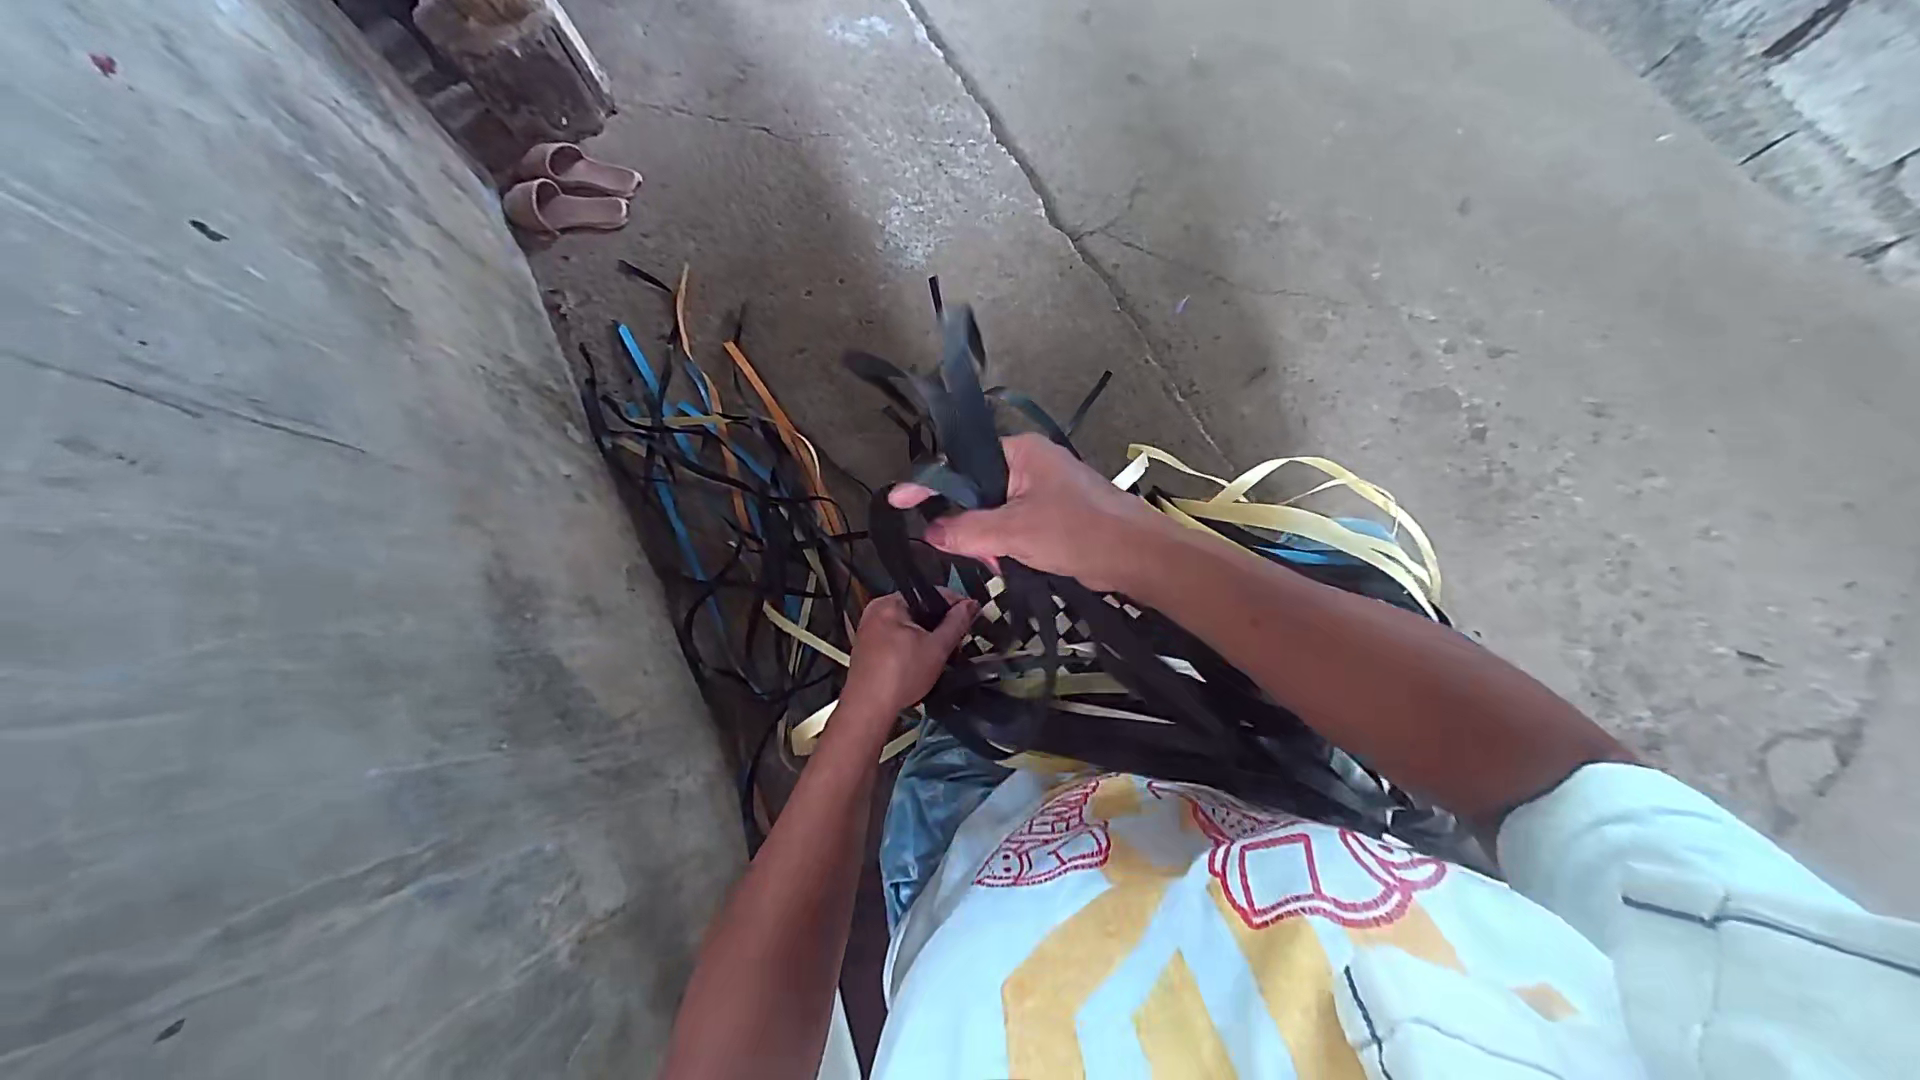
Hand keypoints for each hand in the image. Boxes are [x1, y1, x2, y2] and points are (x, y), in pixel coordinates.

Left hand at [838, 591, 978, 721]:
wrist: (869, 709)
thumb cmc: (898, 677)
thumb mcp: (937, 648)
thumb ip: (957, 623)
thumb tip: (970, 605)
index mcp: (889, 603)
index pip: (931, 593)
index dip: (956, 604)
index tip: (971, 615)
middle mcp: (876, 612)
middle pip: (919, 610)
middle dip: (940, 626)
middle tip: (957, 641)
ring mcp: (869, 631)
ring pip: (909, 626)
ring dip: (927, 639)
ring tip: (941, 655)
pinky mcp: (868, 649)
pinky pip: (897, 639)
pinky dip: (912, 648)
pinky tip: (922, 664)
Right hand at [888, 434, 1172, 590]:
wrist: (1138, 556)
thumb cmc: (1078, 532)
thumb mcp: (1013, 532)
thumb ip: (966, 531)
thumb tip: (931, 533)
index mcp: (1020, 452)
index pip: (960, 462)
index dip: (928, 484)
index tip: (897, 502)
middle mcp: (1030, 462)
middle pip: (977, 488)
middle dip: (969, 523)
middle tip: (973, 552)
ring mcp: (1044, 487)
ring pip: (995, 510)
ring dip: (990, 539)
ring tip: (1000, 562)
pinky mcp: (1055, 511)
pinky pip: (1015, 523)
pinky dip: (1008, 543)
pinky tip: (1014, 563)